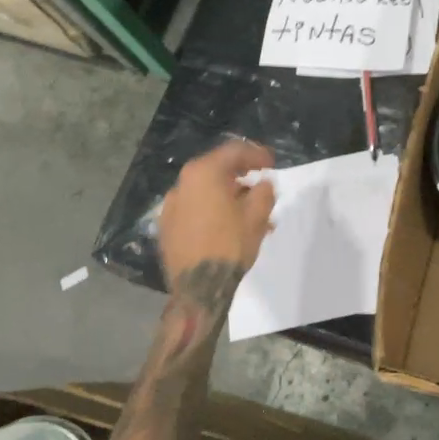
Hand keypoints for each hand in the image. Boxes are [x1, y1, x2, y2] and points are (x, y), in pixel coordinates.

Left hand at [158, 140, 276, 284]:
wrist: (198, 288)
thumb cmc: (230, 245)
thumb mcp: (257, 215)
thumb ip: (264, 191)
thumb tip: (262, 184)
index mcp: (203, 173)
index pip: (234, 152)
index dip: (257, 154)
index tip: (272, 164)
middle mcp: (182, 183)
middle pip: (216, 170)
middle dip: (241, 177)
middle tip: (260, 186)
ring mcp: (170, 206)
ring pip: (205, 191)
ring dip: (227, 196)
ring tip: (248, 213)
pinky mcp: (166, 227)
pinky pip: (194, 208)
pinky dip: (211, 210)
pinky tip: (227, 225)